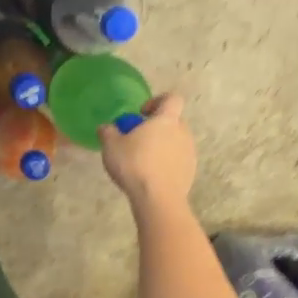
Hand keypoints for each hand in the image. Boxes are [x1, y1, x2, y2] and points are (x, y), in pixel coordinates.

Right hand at [99, 92, 197, 212]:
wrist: (158, 198)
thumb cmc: (134, 164)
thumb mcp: (111, 146)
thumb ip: (108, 132)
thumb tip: (106, 127)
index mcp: (166, 120)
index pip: (171, 98)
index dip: (157, 101)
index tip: (141, 114)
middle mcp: (183, 132)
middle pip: (173, 121)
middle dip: (156, 127)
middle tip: (137, 140)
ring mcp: (190, 152)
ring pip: (175, 141)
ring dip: (161, 146)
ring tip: (142, 161)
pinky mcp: (190, 171)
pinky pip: (177, 160)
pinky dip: (166, 163)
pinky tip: (150, 176)